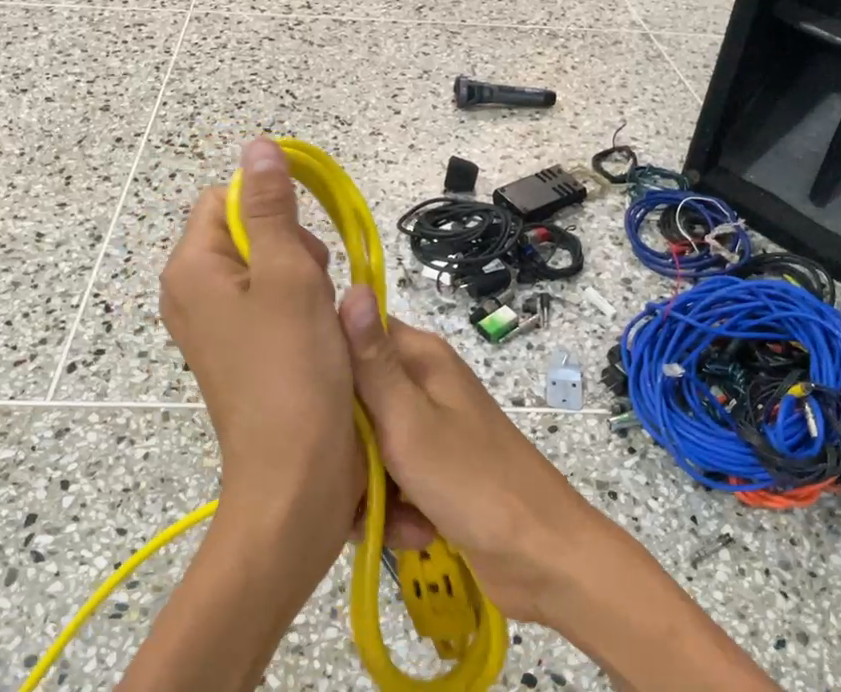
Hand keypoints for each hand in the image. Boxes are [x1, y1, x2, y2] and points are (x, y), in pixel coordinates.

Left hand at [159, 139, 361, 535]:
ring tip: (322, 323)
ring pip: (270, 271)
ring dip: (306, 285)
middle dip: (294, 251)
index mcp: (192, 268)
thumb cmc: (293, 370)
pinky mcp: (240, 355)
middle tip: (314, 294)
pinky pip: (273, 309)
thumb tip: (257, 145)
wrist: (296, 476)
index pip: (228, 199)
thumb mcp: (288, 276)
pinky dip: (302, 315)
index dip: (273, 211)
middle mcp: (193, 293)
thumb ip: (273, 207)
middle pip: (251, 233)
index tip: (302, 251)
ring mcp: (215, 328)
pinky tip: (321, 341)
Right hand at [336, 287, 610, 623]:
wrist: (539, 555)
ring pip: (364, 450)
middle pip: (353, 401)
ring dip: (369, 490)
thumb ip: (372, 362)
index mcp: (421, 358)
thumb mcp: (408, 419)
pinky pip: (388, 484)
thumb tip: (353, 286)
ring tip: (387, 516)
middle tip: (353, 474)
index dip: (324, 360)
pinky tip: (413, 532)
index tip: (301, 397)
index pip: (355, 333)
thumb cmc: (471, 480)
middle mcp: (423, 386)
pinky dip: (395, 512)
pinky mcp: (432, 474)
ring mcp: (428, 432)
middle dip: (347, 446)